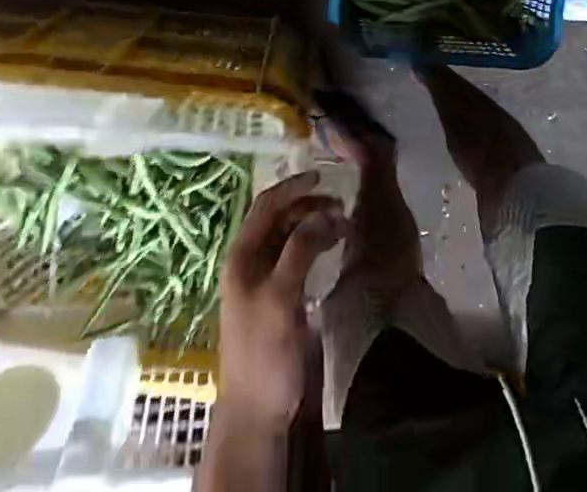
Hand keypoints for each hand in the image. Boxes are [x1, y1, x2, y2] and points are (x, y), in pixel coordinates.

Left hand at [217, 171, 344, 429]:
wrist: (258, 410)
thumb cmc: (264, 352)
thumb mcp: (281, 297)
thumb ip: (300, 251)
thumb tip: (324, 214)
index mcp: (242, 256)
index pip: (266, 206)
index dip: (293, 187)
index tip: (323, 176)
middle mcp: (250, 261)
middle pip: (279, 218)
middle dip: (309, 205)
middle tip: (342, 207)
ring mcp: (265, 279)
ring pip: (290, 236)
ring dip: (314, 224)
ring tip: (344, 225)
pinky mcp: (280, 295)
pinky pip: (297, 256)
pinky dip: (315, 245)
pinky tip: (334, 246)